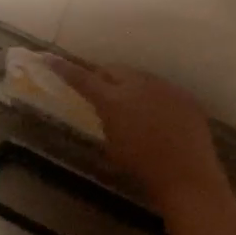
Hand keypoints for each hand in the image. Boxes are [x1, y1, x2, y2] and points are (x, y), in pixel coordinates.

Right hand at [48, 58, 229, 213]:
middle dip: (103, 77)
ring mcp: (164, 87)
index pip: (81, 78)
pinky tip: (157, 117)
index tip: (48, 58)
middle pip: (113, 70)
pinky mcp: (184, 95)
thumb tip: (107, 109)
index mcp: (113, 100)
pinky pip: (162, 88)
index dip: (63, 68)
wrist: (187, 177)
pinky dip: (153, 97)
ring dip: (129, 85)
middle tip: (99, 91)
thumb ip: (106, 119)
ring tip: (132, 106)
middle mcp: (137, 84)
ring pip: (139, 76)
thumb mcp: (112, 145)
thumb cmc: (141, 168)